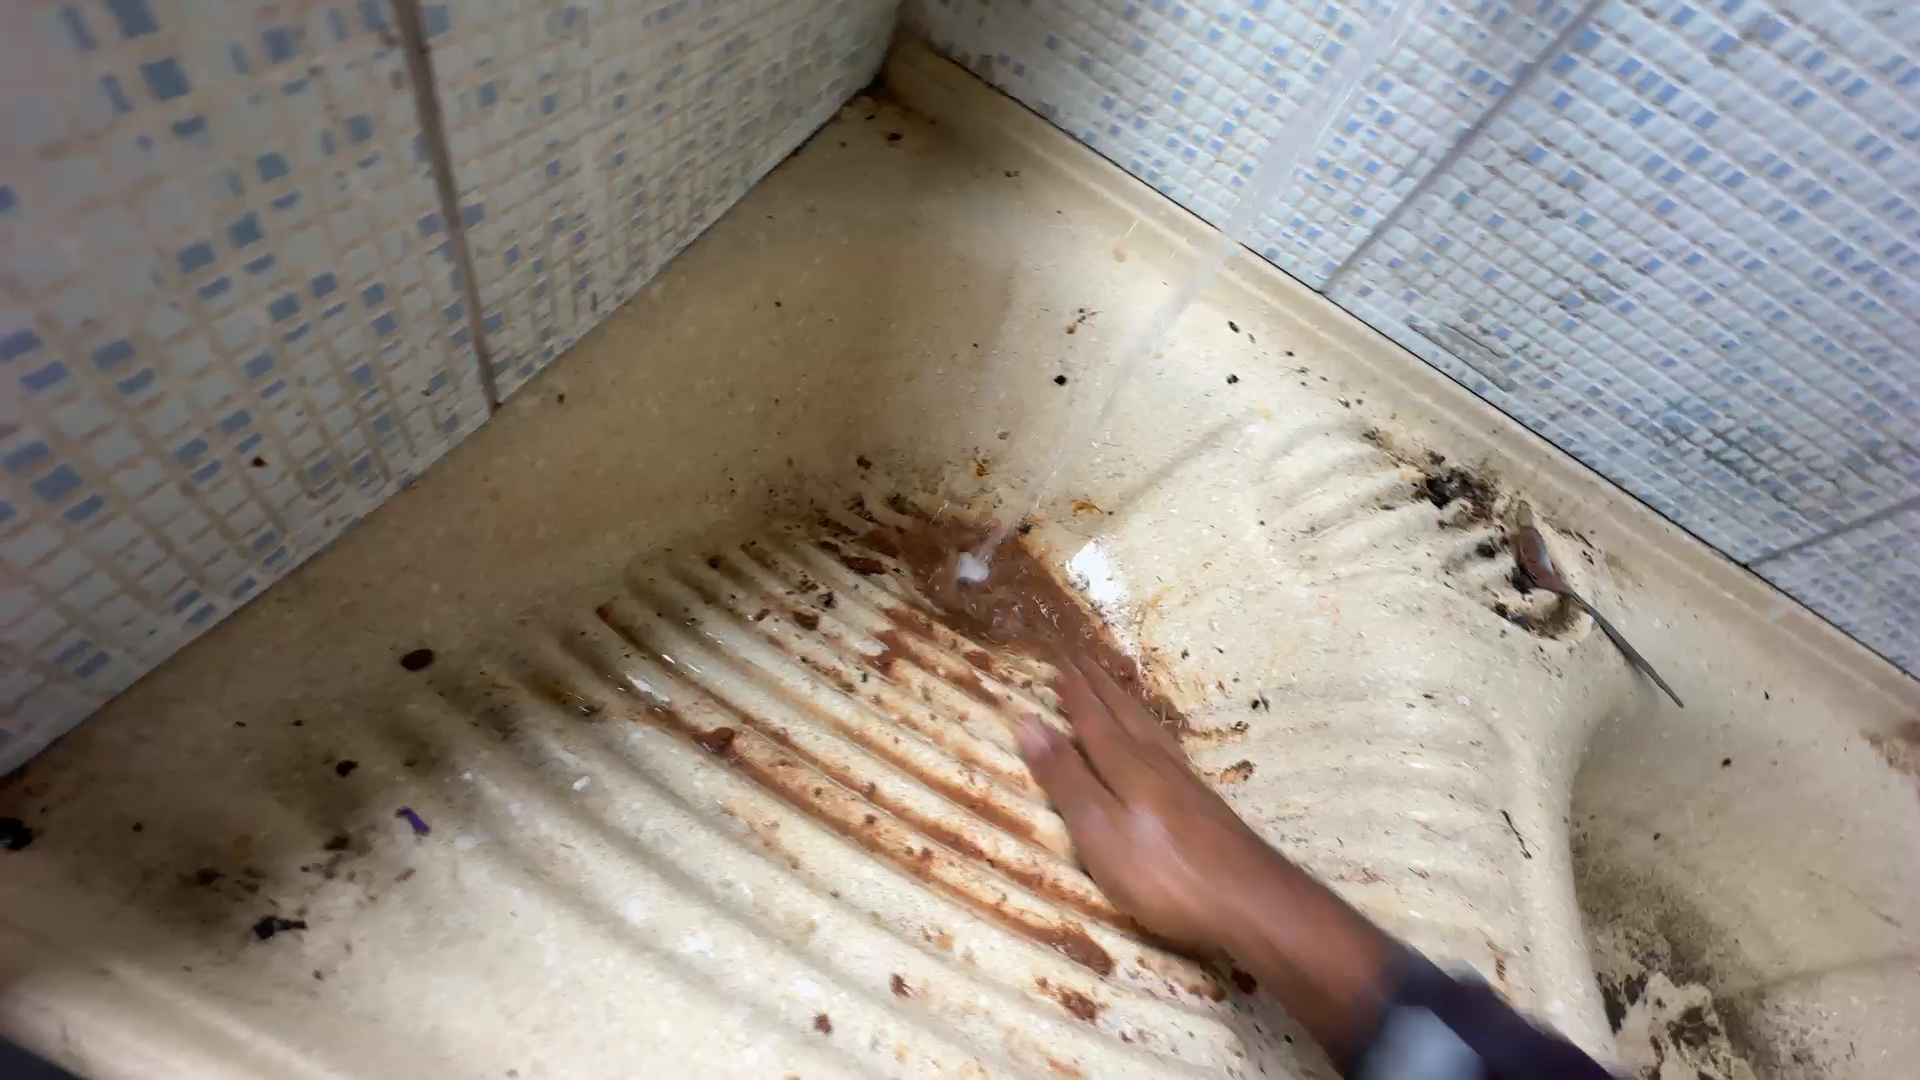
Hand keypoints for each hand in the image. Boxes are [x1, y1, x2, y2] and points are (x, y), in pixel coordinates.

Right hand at [1016, 651, 1395, 1059]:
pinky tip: (1154, 739)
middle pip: (1121, 712)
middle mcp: (1153, 760)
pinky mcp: (1201, 801)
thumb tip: (1028, 722)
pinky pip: (1164, 743)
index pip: (1091, 716)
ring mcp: (1182, 779)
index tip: (1058, 659)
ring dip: (1123, 700)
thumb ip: (1065, 777)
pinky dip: (1148, 727)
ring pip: (1145, 725)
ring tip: (1111, 685)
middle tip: (1081, 658)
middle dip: (1098, 685)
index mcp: (1124, 763)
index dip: (1073, 689)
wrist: (1252, 901)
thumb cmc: (1163, 872)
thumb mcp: (1099, 829)